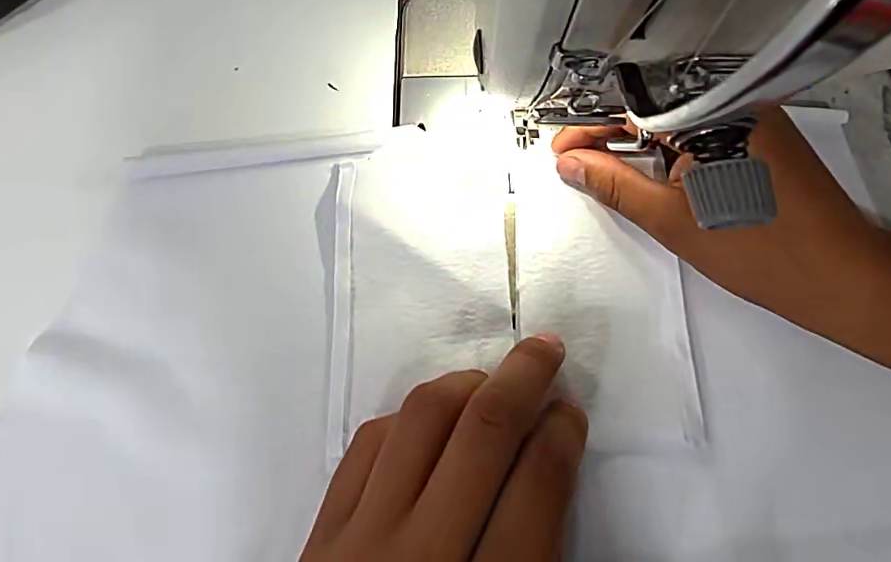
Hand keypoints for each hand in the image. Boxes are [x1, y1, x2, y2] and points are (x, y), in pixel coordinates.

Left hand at [301, 335, 588, 561]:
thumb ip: (533, 557)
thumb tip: (552, 469)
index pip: (534, 494)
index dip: (561, 438)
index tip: (571, 411)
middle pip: (481, 436)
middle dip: (524, 379)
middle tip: (548, 349)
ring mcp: (358, 545)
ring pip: (420, 421)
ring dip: (465, 384)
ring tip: (492, 379)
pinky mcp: (318, 540)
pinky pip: (366, 446)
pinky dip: (404, 419)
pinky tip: (429, 419)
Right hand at [552, 107, 890, 338]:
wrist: (849, 280)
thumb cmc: (767, 254)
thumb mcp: (674, 221)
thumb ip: (615, 185)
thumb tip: (569, 163)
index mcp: (708, 112)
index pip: (628, 106)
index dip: (587, 129)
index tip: (562, 152)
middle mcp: (731, 100)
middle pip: (650, 107)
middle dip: (608, 135)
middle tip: (576, 166)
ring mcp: (749, 113)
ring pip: (673, 118)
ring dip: (638, 142)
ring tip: (607, 172)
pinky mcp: (759, 130)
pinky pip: (699, 128)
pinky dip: (670, 147)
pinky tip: (652, 171)